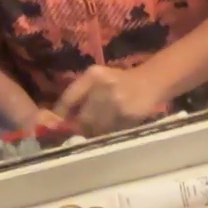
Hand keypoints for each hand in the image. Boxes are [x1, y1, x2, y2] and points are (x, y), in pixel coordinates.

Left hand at [54, 65, 170, 136]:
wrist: (152, 80)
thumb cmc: (120, 82)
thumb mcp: (98, 79)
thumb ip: (78, 94)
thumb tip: (58, 118)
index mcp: (93, 75)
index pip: (69, 98)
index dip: (60, 115)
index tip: (55, 126)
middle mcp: (104, 86)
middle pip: (82, 118)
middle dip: (80, 127)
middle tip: (81, 131)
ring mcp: (117, 101)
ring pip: (96, 127)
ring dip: (95, 132)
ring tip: (99, 129)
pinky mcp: (129, 114)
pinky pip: (112, 130)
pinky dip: (109, 132)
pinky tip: (114, 126)